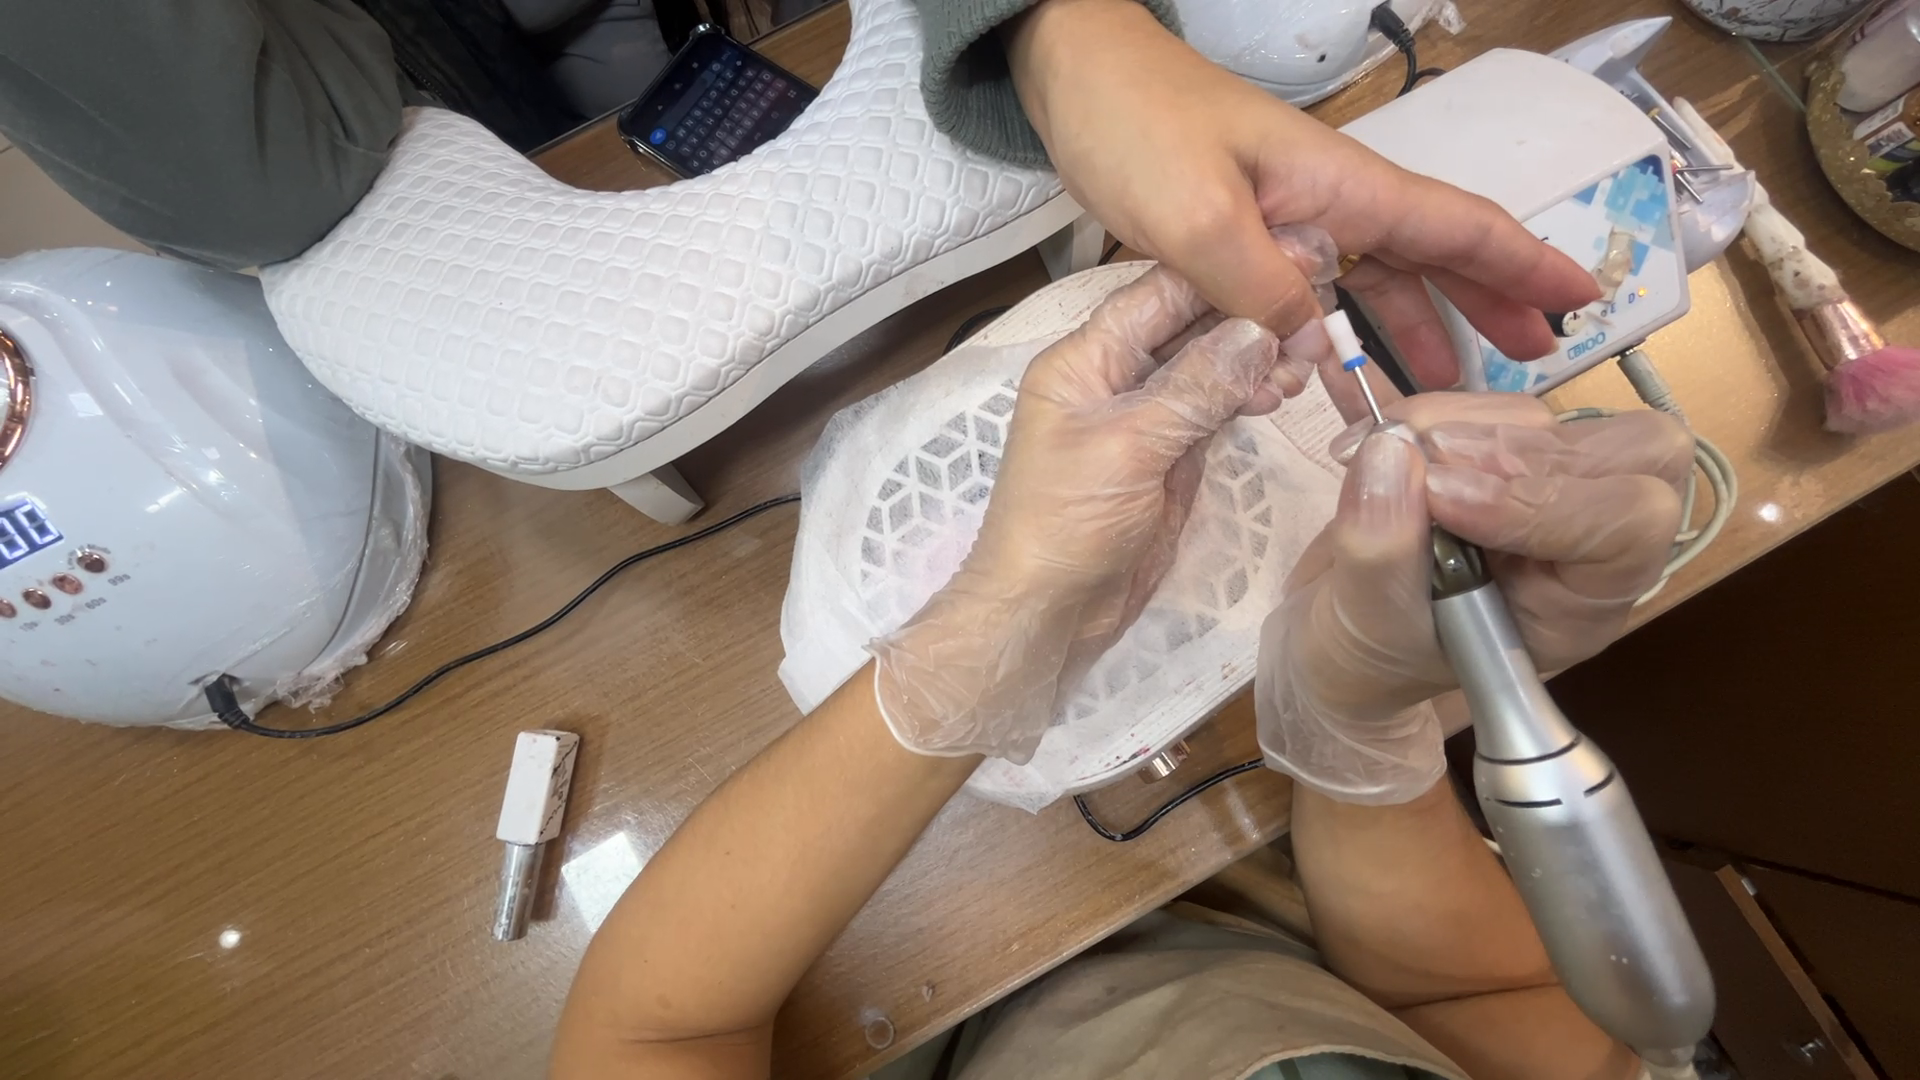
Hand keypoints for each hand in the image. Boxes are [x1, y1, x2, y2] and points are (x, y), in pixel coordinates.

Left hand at [872, 266, 1278, 761]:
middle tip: (1322, 306)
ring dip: (1255, 359)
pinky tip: (1282, 391)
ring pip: (1206, 367)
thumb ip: (1192, 387)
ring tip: (1309, 360)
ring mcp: (1142, 417)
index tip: (1294, 253)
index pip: (1157, 295)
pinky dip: (1245, 397)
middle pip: (1186, 326)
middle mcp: (1112, 378)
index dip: (1223, 273)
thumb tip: (1259, 328)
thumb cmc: (1068, 522)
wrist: (1052, 608)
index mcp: (1083, 360)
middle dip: (1249, 315)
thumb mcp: (1128, 447)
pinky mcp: (1167, 453)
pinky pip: (1211, 409)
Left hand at [1004, 0, 1600, 388]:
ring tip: (1432, 386)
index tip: (1577, 304)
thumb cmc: (1139, 133)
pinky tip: (1323, 366)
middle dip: (1475, 309)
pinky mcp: (1236, 240)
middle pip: (1423, 259)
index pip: (1454, 227)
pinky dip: (1322, 331)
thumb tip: (1316, 354)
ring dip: (1400, 331)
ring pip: (1363, 281)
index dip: (1518, 269)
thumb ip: (1264, 290)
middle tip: (1520, 366)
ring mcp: (1281, 221)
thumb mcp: (1201, 220)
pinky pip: (1301, 293)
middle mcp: (1323, 204)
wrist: (1077, 86)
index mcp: (1337, 189)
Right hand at [1256, 392, 1692, 802]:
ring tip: (1360, 456)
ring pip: (1534, 416)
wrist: (1332, 639)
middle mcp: (1576, 539)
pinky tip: (1360, 415)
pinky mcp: (1478, 459)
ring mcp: (1531, 491)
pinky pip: (1473, 403)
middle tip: (1407, 471)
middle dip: (1498, 449)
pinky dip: (1412, 403)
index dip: (1538, 496)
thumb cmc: (1361, 658)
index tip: (1435, 498)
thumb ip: (1380, 552)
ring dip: (1441, 421)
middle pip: (1614, 450)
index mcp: (1577, 603)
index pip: (1626, 523)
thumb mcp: (1367, 626)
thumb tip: (1388, 452)